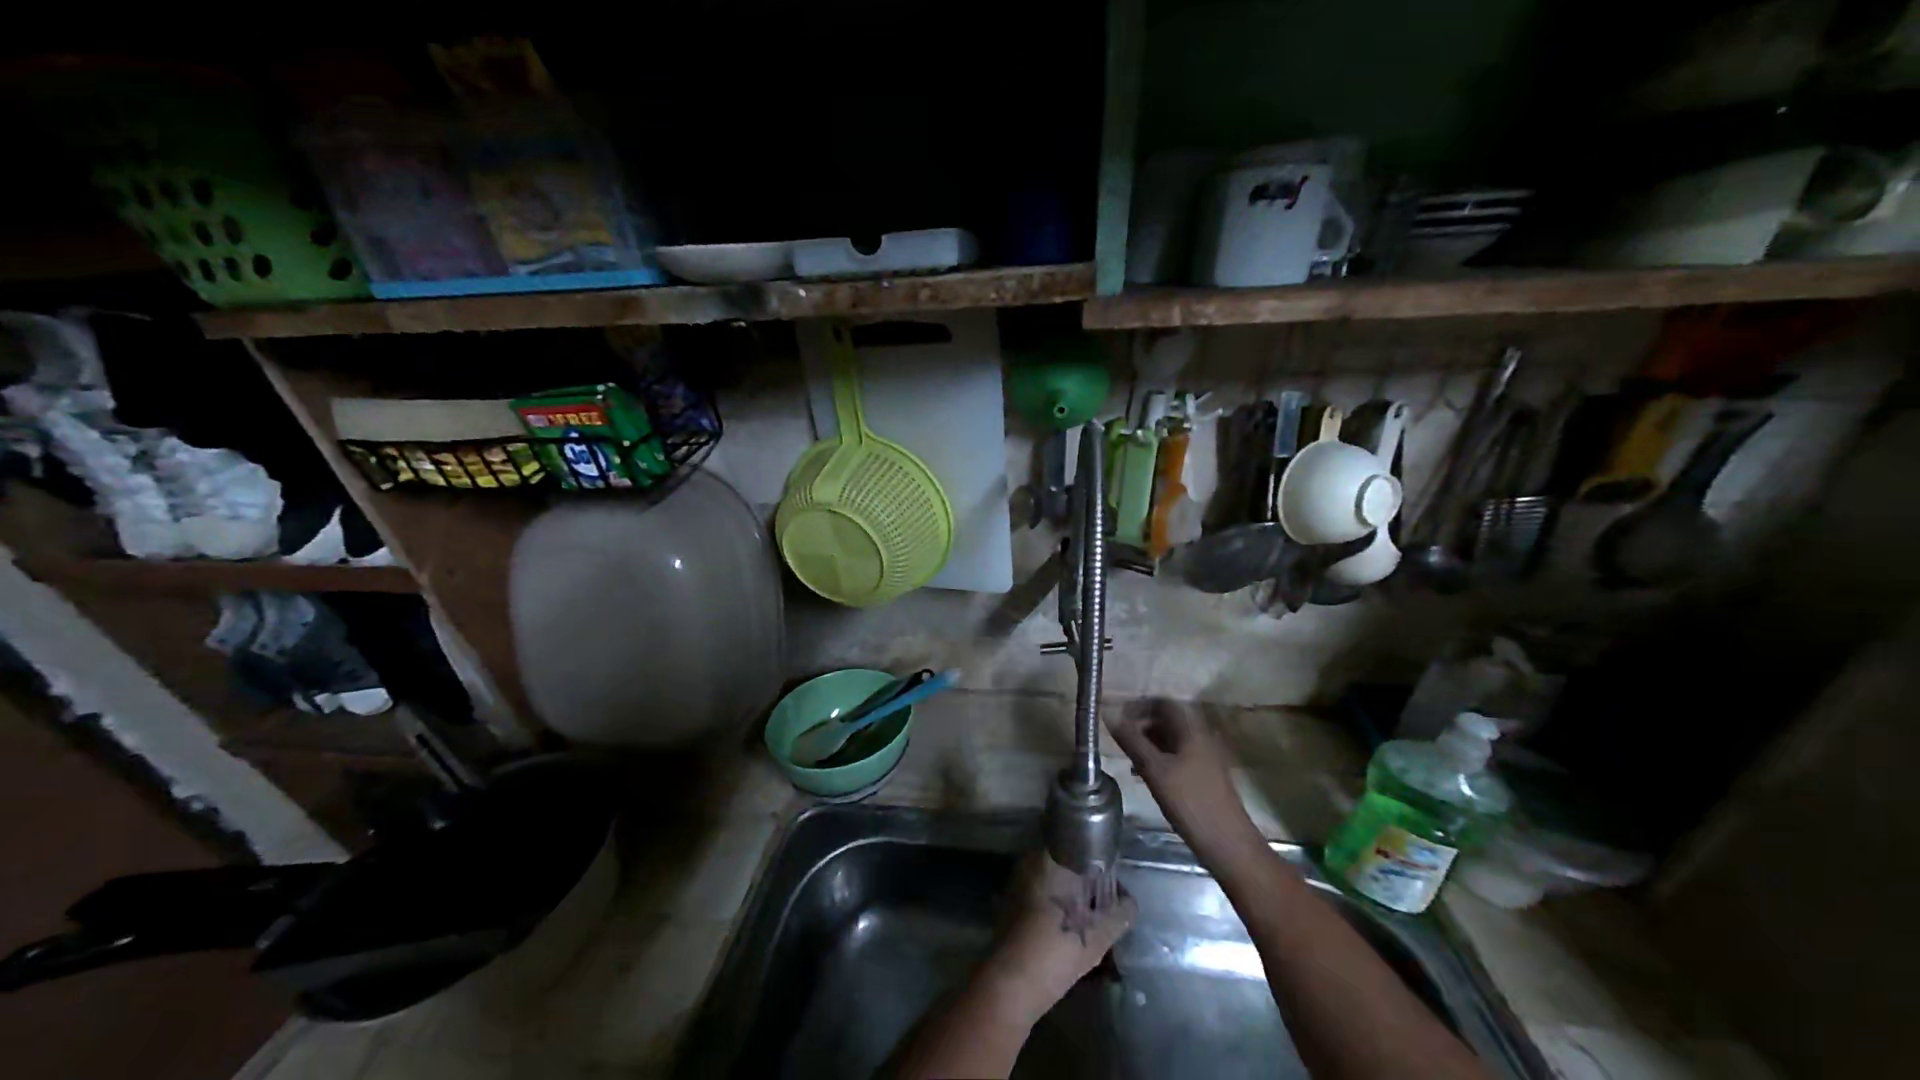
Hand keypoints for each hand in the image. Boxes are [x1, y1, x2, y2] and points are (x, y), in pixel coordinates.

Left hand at [978, 852, 1135, 1022]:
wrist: (1013, 982)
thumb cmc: (1059, 947)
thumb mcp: (1101, 932)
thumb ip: (1121, 911)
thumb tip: (1129, 901)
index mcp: (1052, 858)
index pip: (1085, 852)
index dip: (1102, 872)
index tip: (1113, 892)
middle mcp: (1030, 861)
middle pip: (1068, 866)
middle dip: (1085, 885)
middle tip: (1101, 911)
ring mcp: (1015, 881)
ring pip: (1052, 882)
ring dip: (1068, 897)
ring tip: (1084, 924)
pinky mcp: (1007, 902)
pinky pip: (1038, 896)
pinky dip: (1051, 908)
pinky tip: (1061, 931)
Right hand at [1107, 699, 1263, 866]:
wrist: (1226, 842)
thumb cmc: (1189, 802)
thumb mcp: (1154, 769)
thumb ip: (1132, 741)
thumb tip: (1110, 714)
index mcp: (1192, 730)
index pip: (1163, 703)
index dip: (1139, 706)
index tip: (1118, 718)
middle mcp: (1201, 737)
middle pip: (1168, 720)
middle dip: (1142, 726)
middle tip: (1121, 741)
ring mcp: (1206, 757)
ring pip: (1172, 739)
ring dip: (1149, 744)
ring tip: (1129, 760)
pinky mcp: (1205, 775)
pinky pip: (1178, 755)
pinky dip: (1160, 759)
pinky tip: (1146, 776)